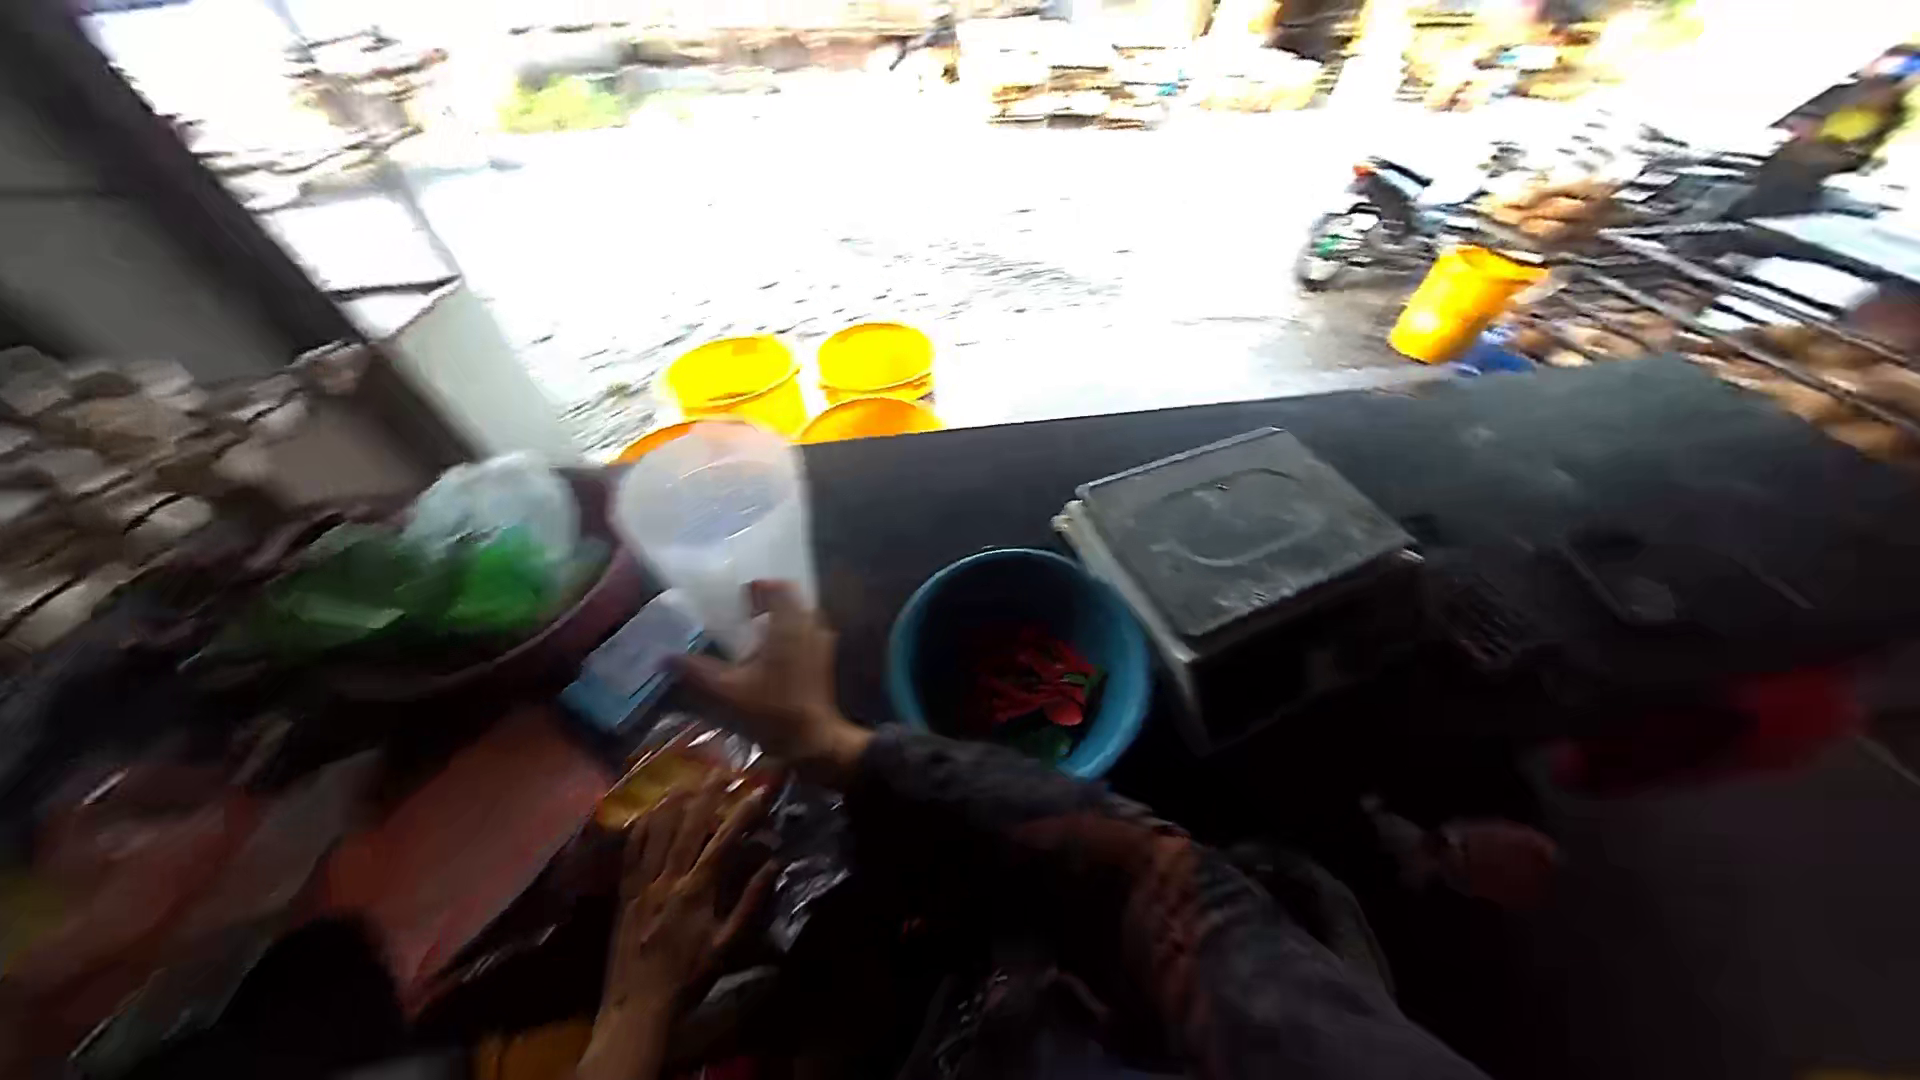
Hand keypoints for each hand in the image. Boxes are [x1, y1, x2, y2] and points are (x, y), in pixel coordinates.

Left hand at [603, 777, 774, 1011]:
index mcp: (696, 891)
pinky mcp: (624, 892)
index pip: (724, 840)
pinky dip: (643, 826)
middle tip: (722, 769)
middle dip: (708, 794)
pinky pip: (631, 851)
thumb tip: (774, 862)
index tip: (761, 790)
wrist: (636, 1010)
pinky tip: (650, 810)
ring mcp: (642, 883)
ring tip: (687, 778)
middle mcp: (667, 879)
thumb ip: (750, 901)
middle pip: (689, 826)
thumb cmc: (688, 977)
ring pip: (657, 831)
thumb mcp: (727, 944)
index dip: (743, 812)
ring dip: (675, 801)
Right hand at [676, 581, 870, 786]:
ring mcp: (822, 643)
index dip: (758, 588)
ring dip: (779, 619)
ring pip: (801, 617)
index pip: (779, 588)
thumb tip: (665, 657)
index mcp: (790, 624)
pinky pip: (808, 634)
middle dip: (767, 603)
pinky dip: (790, 636)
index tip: (737, 599)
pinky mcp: (824, 660)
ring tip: (753, 635)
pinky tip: (769, 657)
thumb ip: (696, 671)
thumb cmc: (772, 710)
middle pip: (791, 600)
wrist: (813, 739)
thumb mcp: (727, 691)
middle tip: (742, 615)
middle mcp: (811, 626)